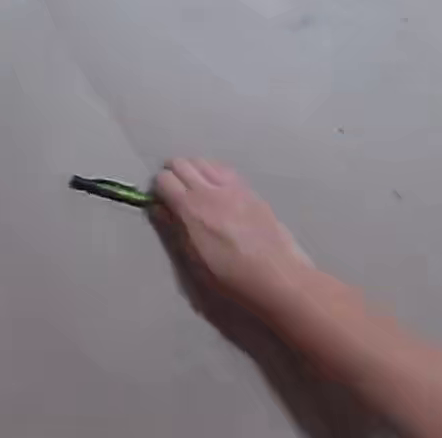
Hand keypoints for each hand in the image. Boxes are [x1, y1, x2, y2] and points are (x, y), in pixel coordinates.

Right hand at [151, 158, 314, 315]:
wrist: (283, 281)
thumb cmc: (234, 278)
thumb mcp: (195, 261)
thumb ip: (174, 229)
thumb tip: (158, 208)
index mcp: (191, 209)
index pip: (163, 179)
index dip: (158, 188)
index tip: (163, 201)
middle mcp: (208, 191)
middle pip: (180, 163)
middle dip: (172, 173)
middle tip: (176, 191)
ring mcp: (231, 188)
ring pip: (201, 161)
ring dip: (193, 169)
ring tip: (196, 187)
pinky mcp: (250, 191)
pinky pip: (224, 168)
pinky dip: (213, 171)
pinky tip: (217, 187)